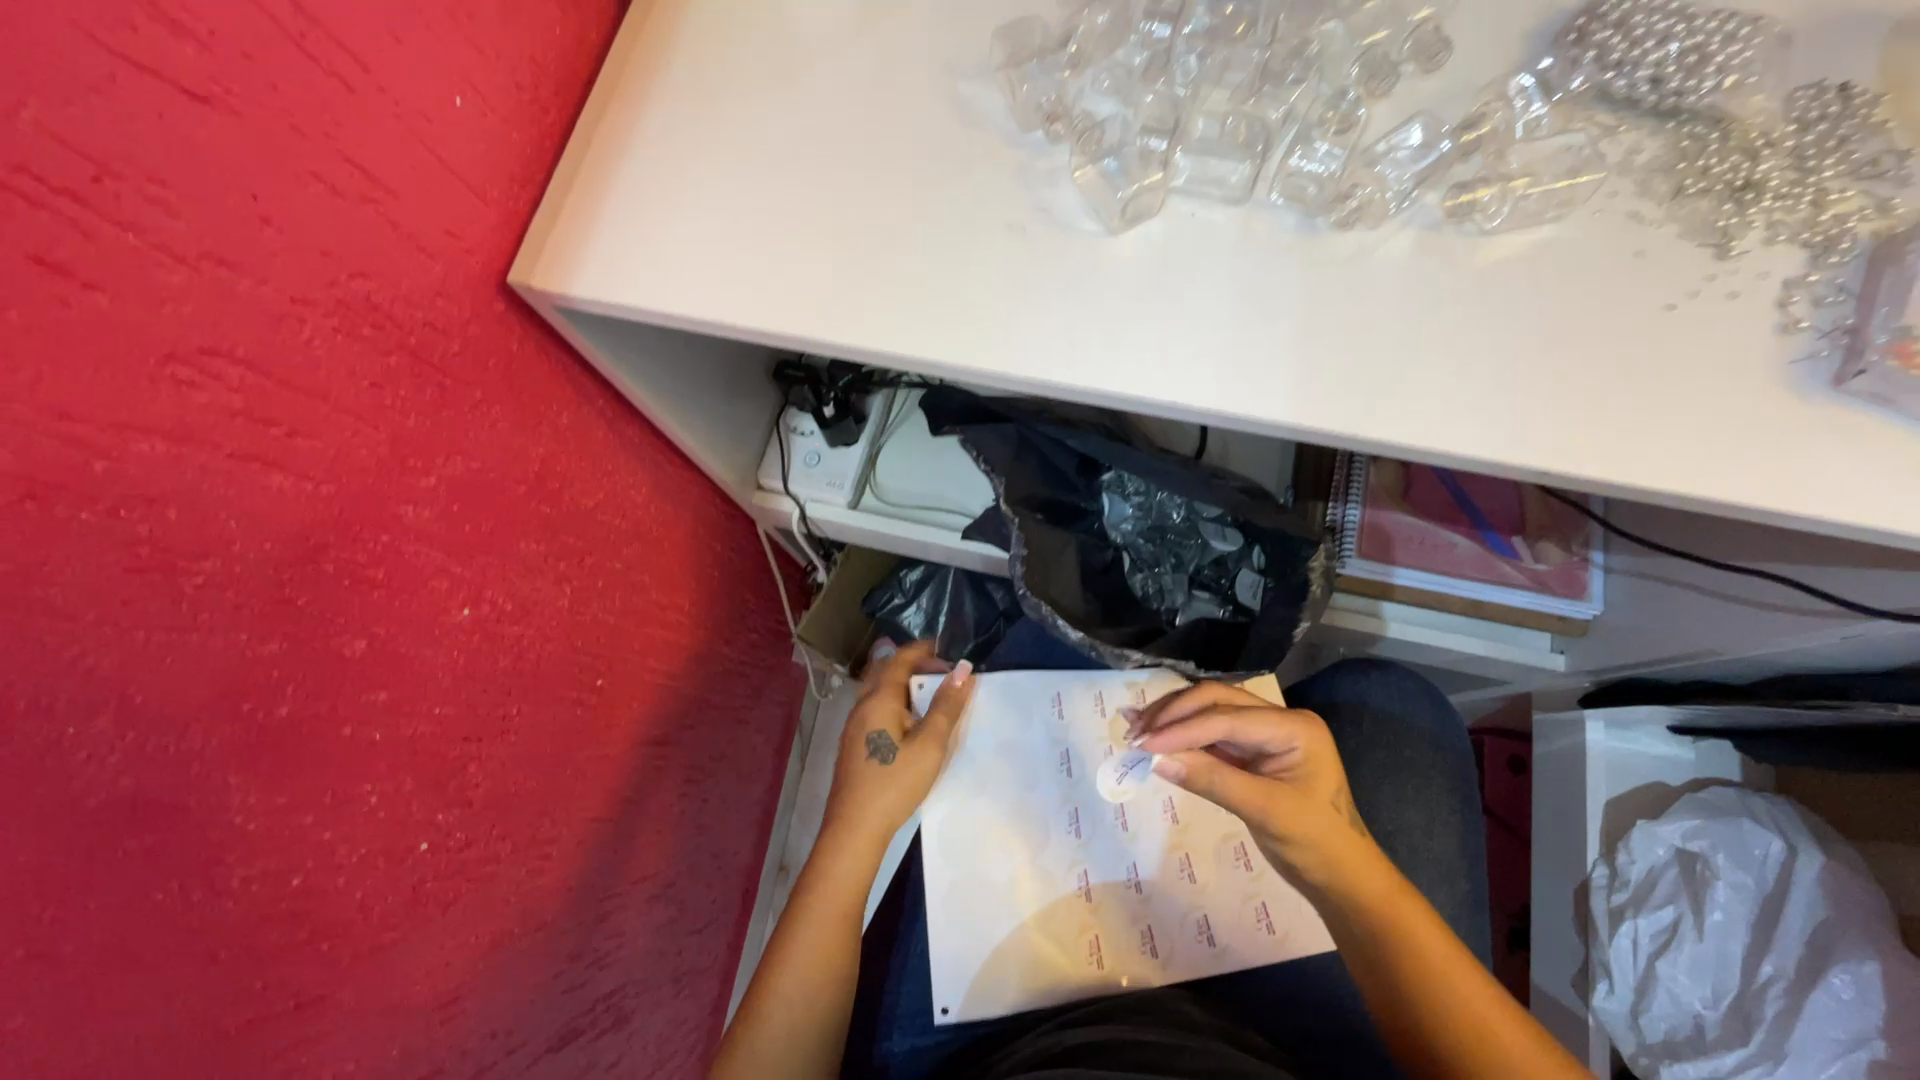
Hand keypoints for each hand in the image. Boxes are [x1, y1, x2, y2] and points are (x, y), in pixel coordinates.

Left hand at [821, 640, 974, 847]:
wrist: (855, 828)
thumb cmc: (895, 783)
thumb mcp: (929, 744)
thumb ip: (946, 706)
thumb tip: (963, 670)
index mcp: (878, 699)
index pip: (900, 659)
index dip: (924, 650)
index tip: (948, 650)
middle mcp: (862, 706)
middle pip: (886, 671)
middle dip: (914, 665)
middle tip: (943, 673)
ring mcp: (854, 726)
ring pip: (879, 691)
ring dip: (905, 686)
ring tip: (932, 698)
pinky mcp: (854, 745)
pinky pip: (876, 709)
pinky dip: (896, 704)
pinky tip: (911, 725)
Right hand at [1130, 681, 1374, 885]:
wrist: (1341, 876)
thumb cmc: (1314, 843)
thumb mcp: (1265, 811)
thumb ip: (1212, 780)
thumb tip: (1157, 759)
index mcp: (1294, 726)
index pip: (1226, 718)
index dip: (1182, 729)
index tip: (1143, 744)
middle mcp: (1279, 719)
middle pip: (1216, 701)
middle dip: (1173, 714)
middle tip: (1134, 733)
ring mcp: (1265, 734)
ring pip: (1209, 712)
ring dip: (1172, 720)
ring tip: (1135, 730)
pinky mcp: (1251, 751)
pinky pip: (1211, 735)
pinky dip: (1182, 737)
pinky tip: (1155, 739)